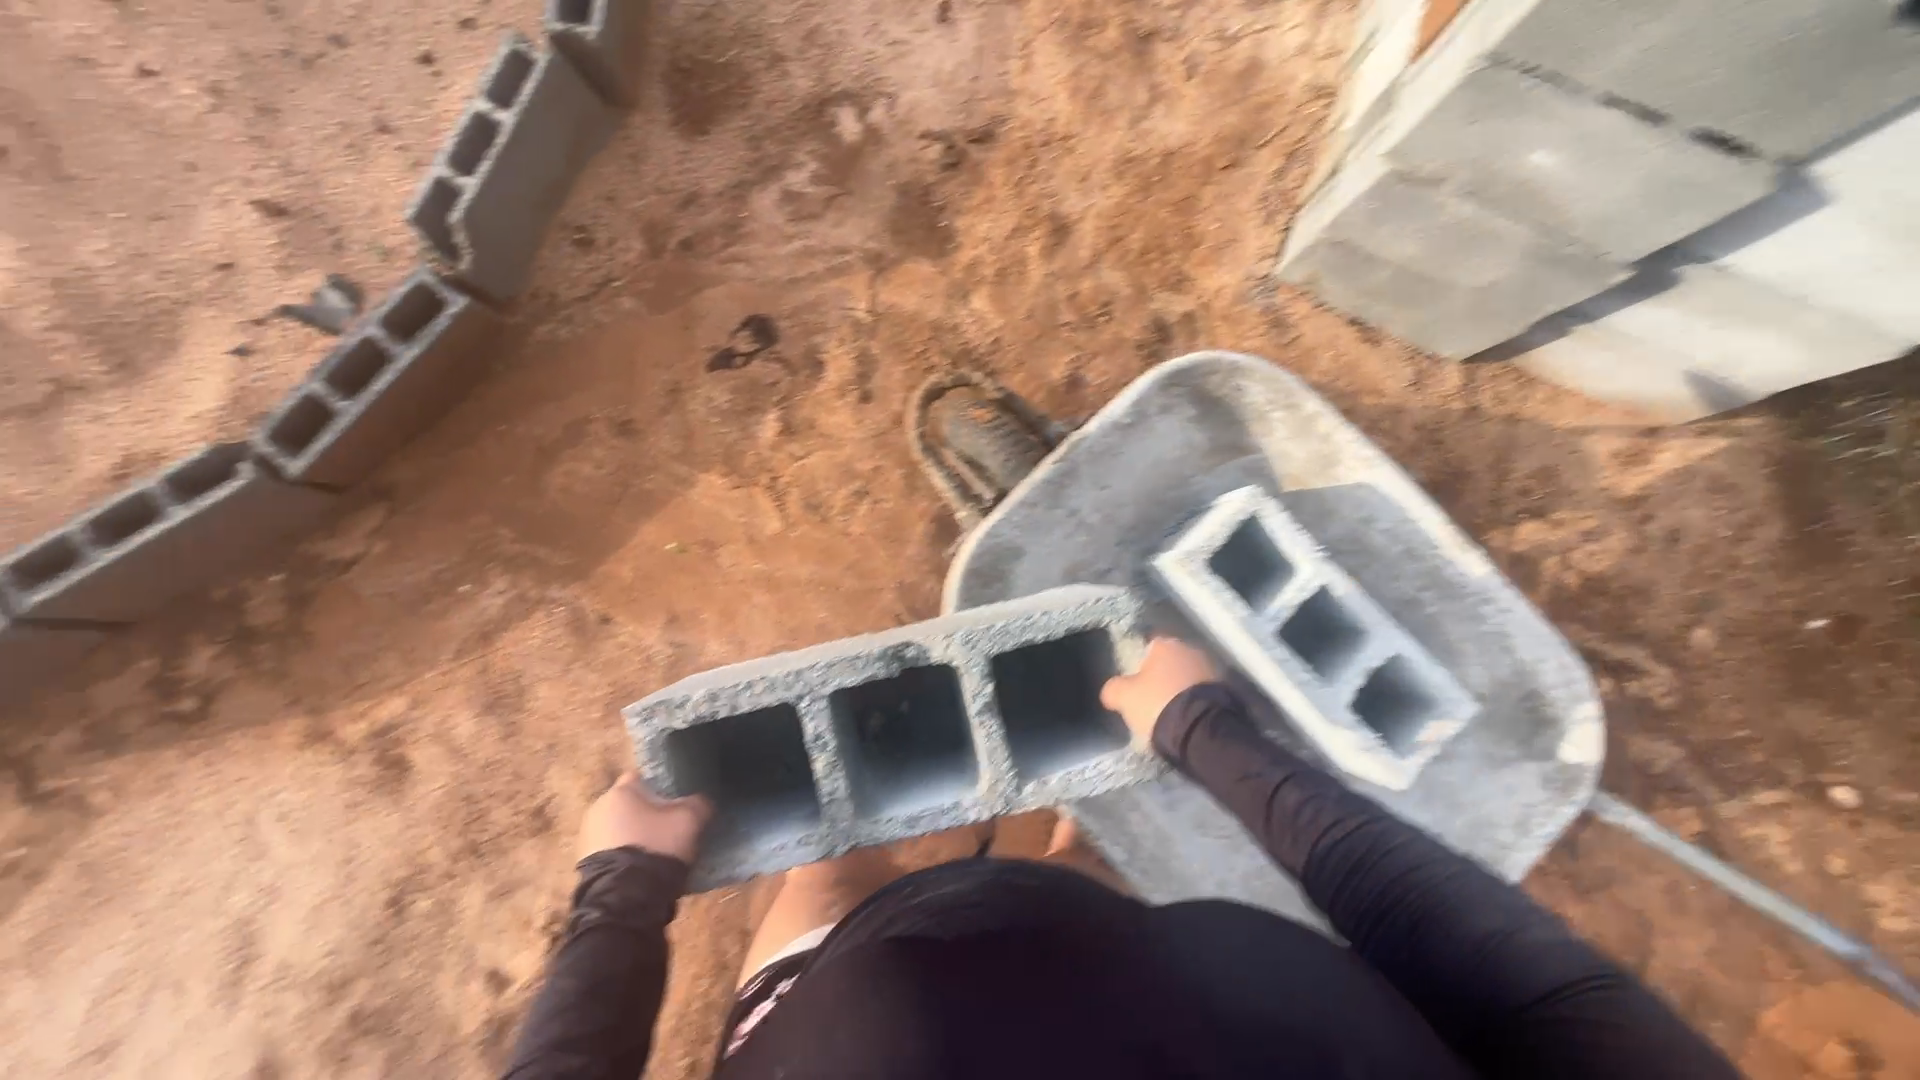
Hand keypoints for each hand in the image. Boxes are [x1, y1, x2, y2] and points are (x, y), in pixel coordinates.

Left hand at [578, 772, 713, 863]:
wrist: (624, 899)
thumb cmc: (657, 846)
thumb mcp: (690, 820)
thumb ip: (699, 802)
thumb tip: (701, 801)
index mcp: (620, 791)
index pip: (642, 777)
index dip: (662, 786)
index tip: (678, 801)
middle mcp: (597, 808)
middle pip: (629, 804)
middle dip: (647, 813)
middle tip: (670, 828)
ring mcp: (587, 837)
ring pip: (619, 828)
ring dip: (635, 836)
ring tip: (657, 853)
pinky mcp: (583, 864)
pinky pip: (611, 851)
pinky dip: (624, 856)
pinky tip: (641, 870)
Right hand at [1101, 637, 1222, 746]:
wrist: (1202, 731)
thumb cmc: (1158, 705)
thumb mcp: (1124, 698)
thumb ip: (1113, 689)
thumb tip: (1111, 690)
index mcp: (1166, 644)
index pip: (1148, 645)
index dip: (1140, 661)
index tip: (1136, 680)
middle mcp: (1192, 648)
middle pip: (1172, 659)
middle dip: (1164, 673)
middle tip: (1153, 695)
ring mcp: (1213, 668)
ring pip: (1190, 674)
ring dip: (1183, 686)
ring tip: (1173, 709)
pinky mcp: (1229, 689)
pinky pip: (1205, 691)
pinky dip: (1198, 699)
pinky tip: (1190, 716)